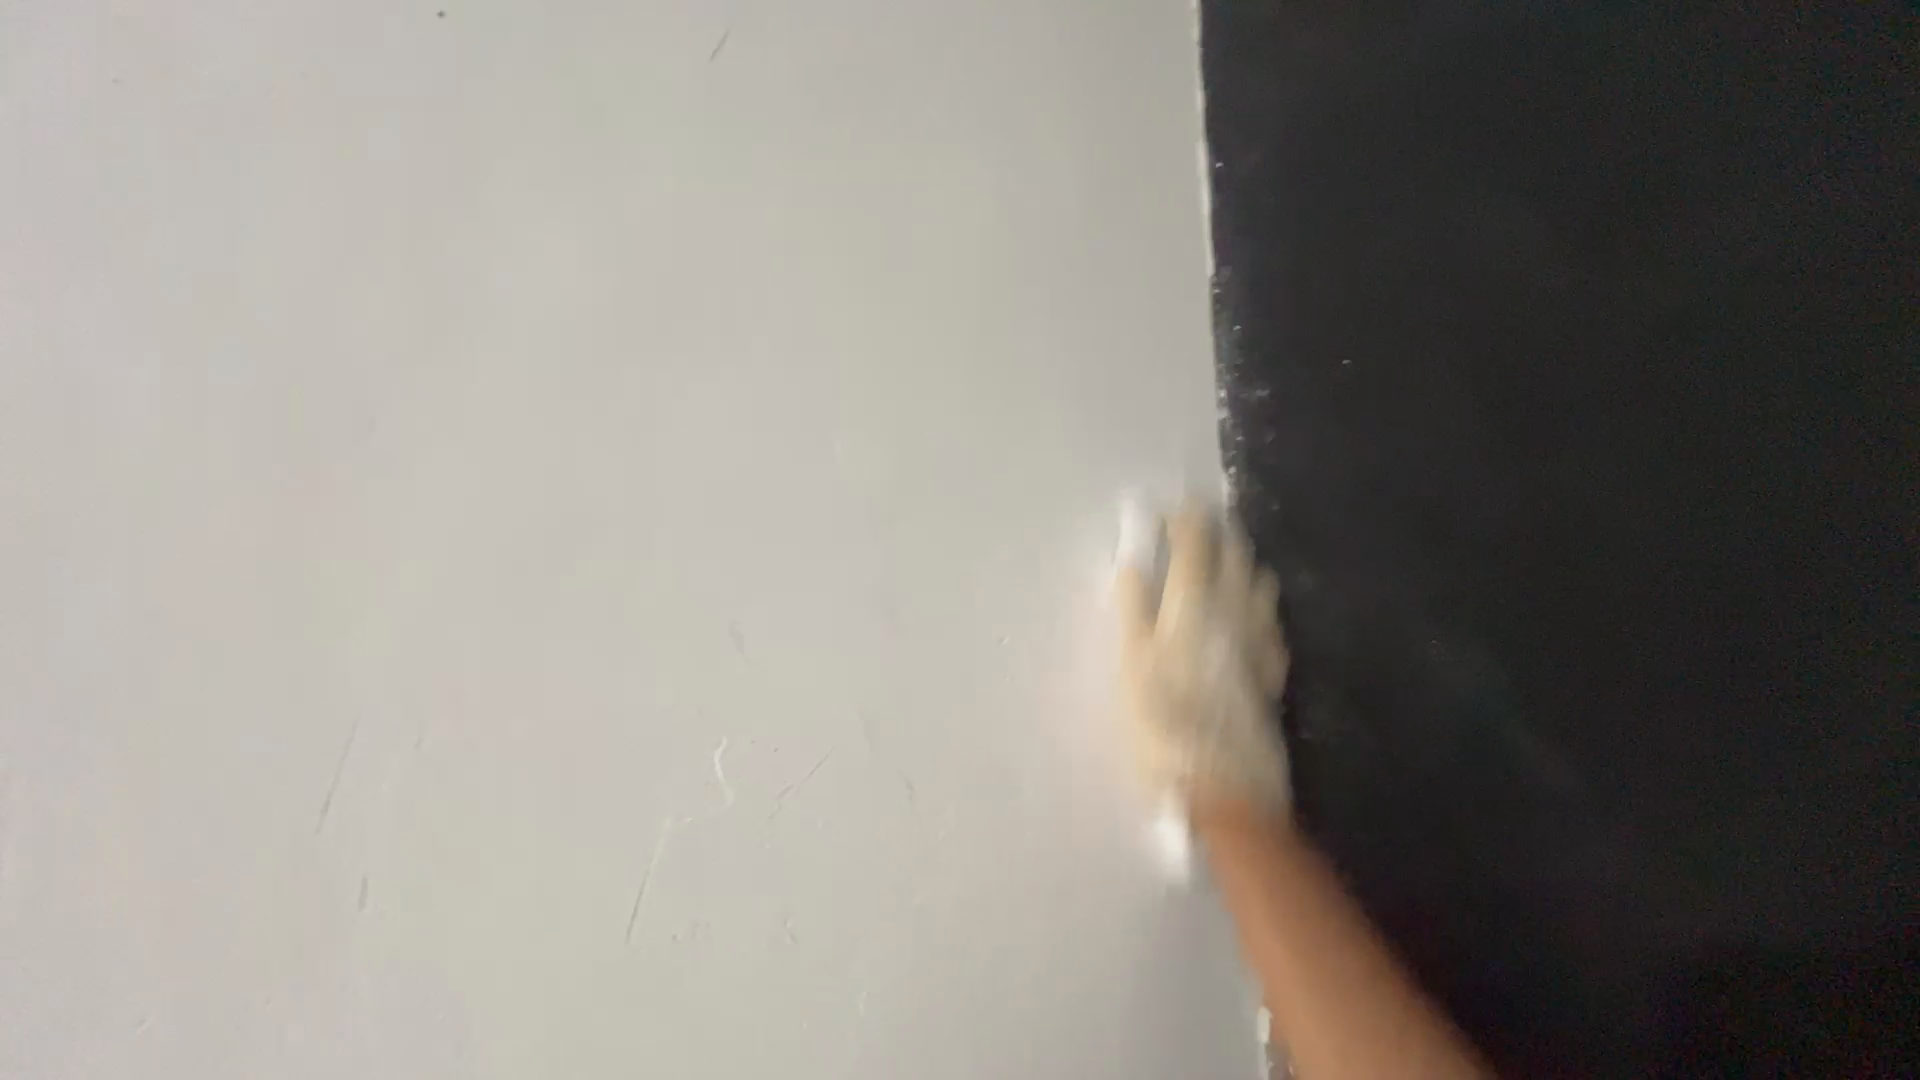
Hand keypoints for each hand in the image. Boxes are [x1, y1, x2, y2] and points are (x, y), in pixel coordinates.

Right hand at [1115, 504, 1290, 813]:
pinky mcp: (1272, 670)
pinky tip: (1252, 614)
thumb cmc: (1163, 725)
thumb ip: (1134, 609)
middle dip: (1218, 531)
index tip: (1177, 503)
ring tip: (1225, 559)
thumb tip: (1134, 563)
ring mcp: (1260, 640)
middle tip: (1200, 520)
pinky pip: (1271, 620)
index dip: (1188, 518)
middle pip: (1234, 556)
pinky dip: (1259, 603)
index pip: (1197, 543)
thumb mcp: (1132, 665)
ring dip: (1242, 562)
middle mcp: (1236, 612)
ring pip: (1260, 583)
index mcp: (1195, 604)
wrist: (1223, 786)